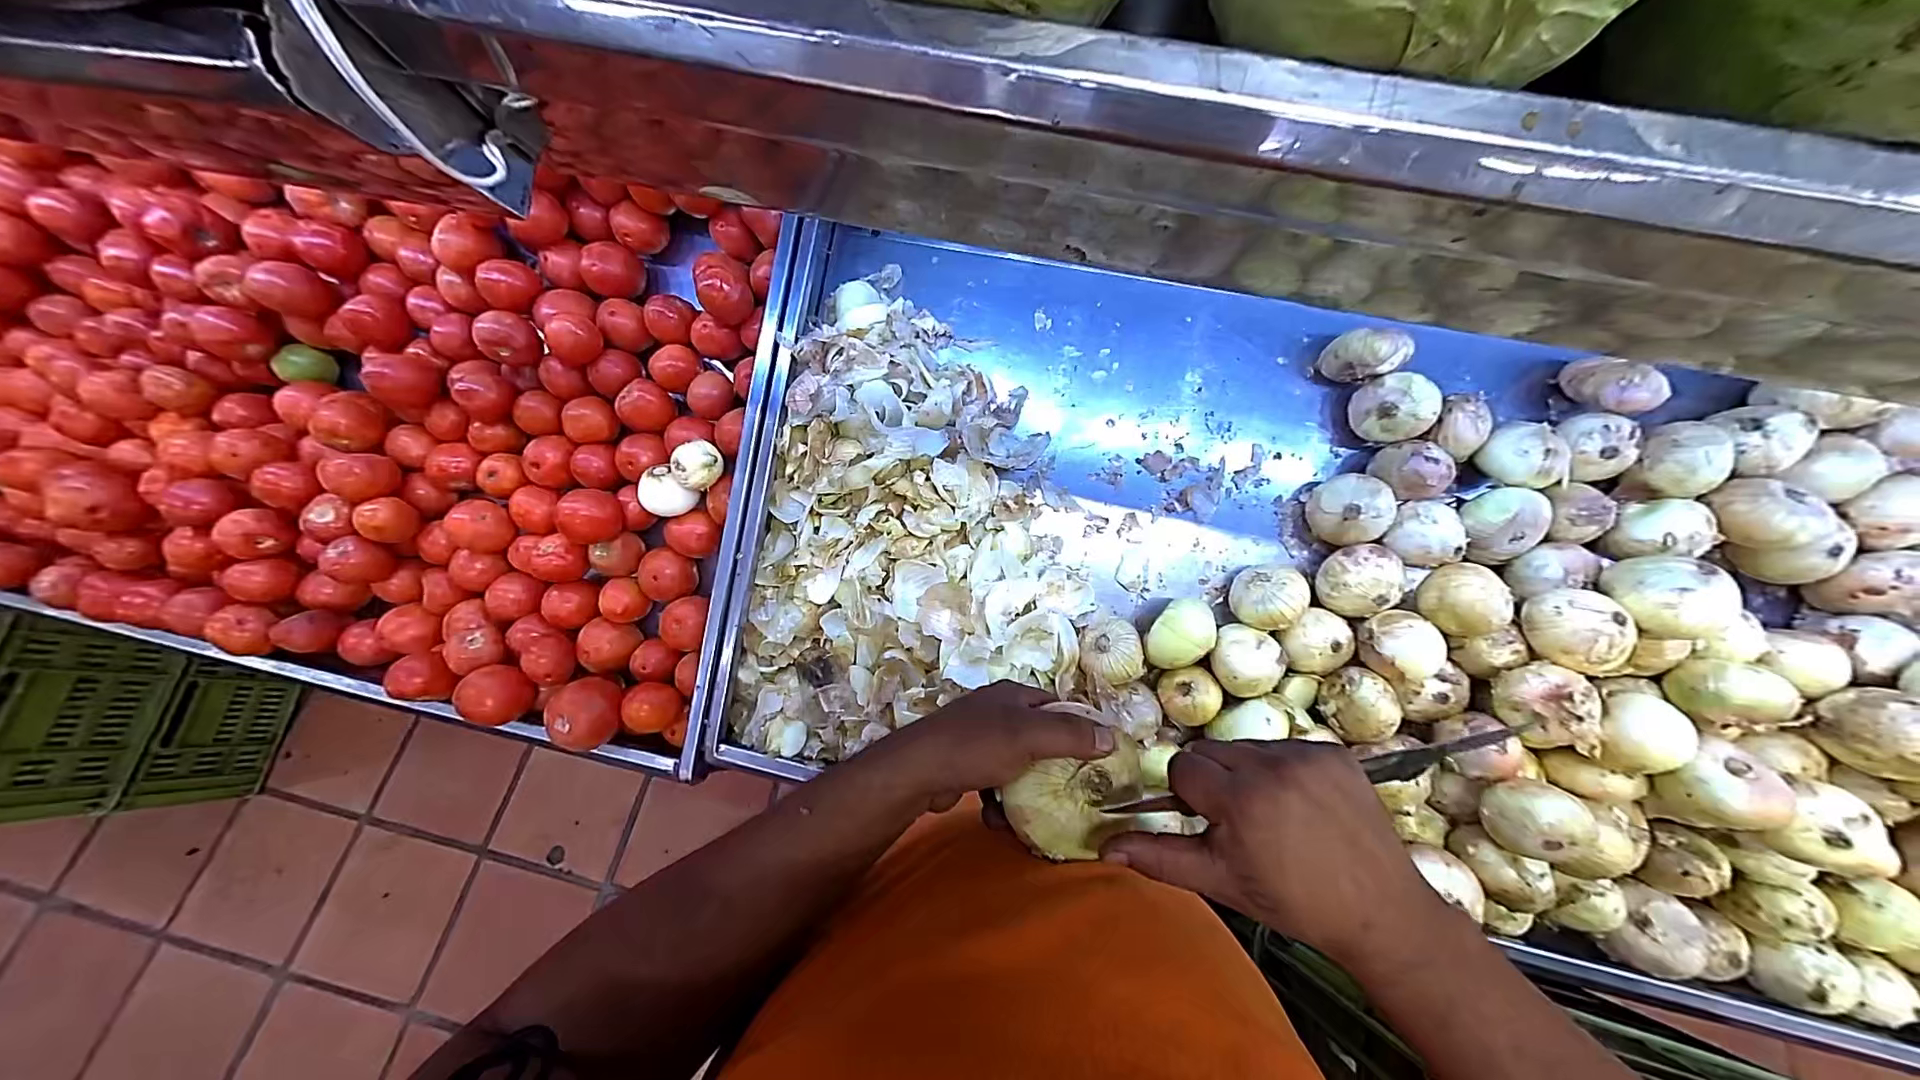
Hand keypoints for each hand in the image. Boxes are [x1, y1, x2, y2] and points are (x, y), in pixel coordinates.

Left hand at [854, 681, 1114, 813]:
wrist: (919, 772)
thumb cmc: (977, 745)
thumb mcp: (1030, 735)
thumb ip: (1070, 734)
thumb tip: (1110, 736)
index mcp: (1014, 695)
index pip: (1059, 706)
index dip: (1080, 728)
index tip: (1098, 758)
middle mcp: (996, 711)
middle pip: (1039, 737)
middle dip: (1053, 765)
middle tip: (1074, 792)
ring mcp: (978, 739)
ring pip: (1016, 764)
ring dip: (1026, 790)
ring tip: (1037, 813)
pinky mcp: (964, 766)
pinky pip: (994, 783)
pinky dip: (1000, 801)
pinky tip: (1001, 819)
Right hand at [1100, 739, 1443, 962]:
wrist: (1382, 912)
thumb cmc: (1292, 901)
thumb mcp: (1220, 881)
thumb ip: (1159, 857)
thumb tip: (1105, 846)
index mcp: (1240, 799)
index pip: (1183, 766)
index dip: (1190, 795)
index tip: (1211, 821)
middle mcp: (1272, 765)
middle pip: (1211, 750)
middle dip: (1215, 780)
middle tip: (1239, 819)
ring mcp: (1307, 755)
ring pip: (1245, 747)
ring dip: (1246, 772)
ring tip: (1273, 812)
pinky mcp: (1333, 752)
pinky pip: (1284, 747)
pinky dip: (1282, 769)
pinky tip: (1301, 803)